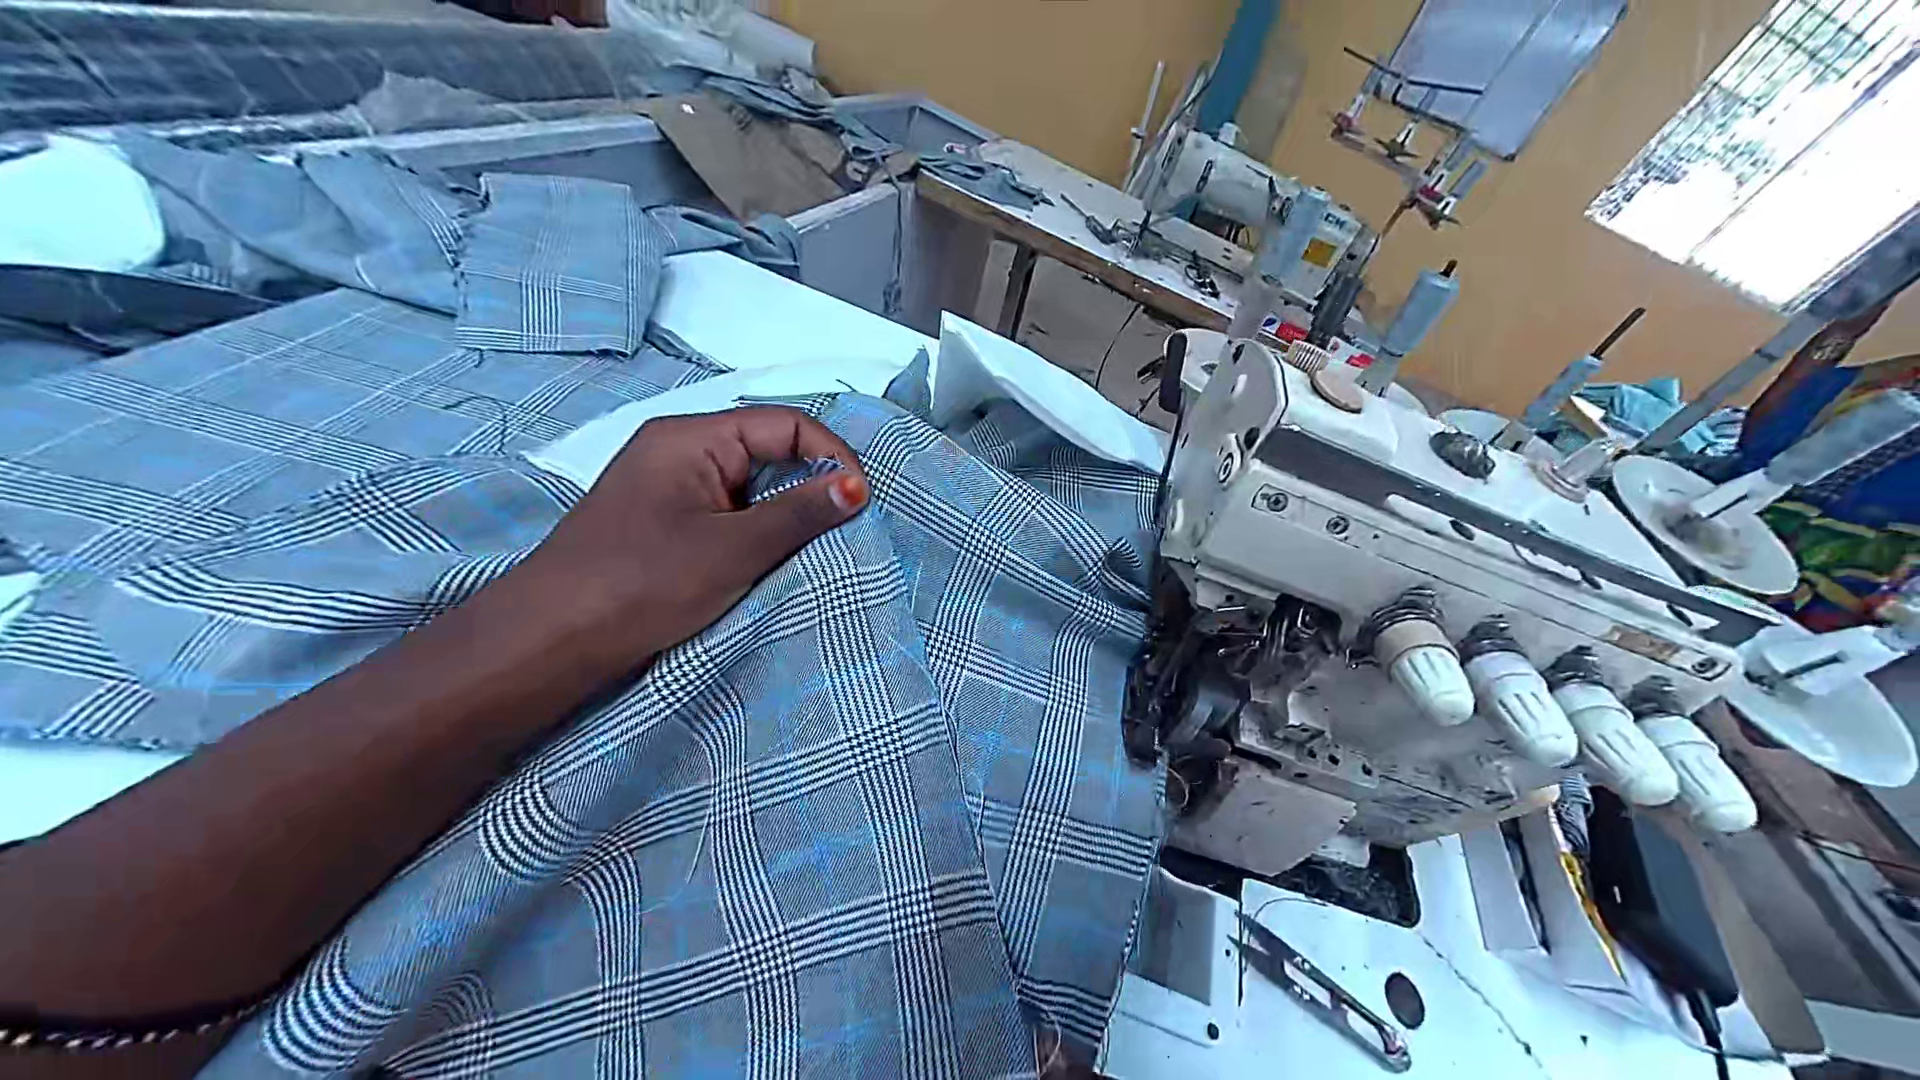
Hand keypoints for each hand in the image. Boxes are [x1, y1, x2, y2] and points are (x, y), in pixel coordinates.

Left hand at [507, 406, 868, 675]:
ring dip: (789, 511)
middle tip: (845, 526)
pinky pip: (732, 511)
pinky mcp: (670, 522)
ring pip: (753, 484)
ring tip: (817, 545)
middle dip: (813, 483)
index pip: (784, 423)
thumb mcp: (733, 548)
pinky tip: (777, 557)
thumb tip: (858, 486)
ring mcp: (674, 487)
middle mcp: (682, 450)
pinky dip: (762, 529)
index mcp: (691, 437)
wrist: (550, 642)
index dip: (831, 454)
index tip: (860, 501)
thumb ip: (801, 512)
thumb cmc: (641, 584)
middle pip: (769, 450)